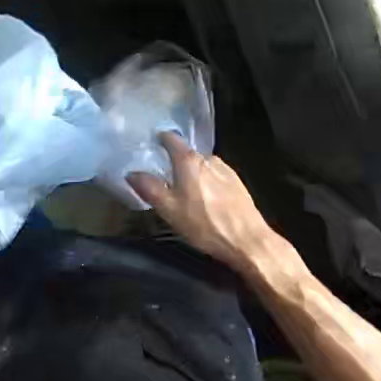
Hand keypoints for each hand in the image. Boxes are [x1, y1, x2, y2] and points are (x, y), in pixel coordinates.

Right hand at [128, 133, 308, 295]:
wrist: (249, 242)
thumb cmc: (205, 224)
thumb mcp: (169, 209)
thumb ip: (149, 188)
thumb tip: (132, 173)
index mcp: (189, 161)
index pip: (171, 139)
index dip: (160, 140)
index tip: (150, 146)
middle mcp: (208, 159)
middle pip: (186, 153)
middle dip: (175, 162)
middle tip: (164, 178)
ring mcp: (226, 170)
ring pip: (201, 166)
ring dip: (192, 174)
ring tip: (184, 192)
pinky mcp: (237, 184)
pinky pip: (214, 176)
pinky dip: (206, 182)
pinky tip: (204, 200)